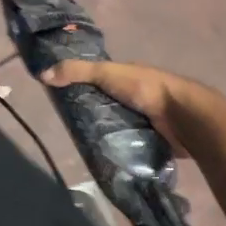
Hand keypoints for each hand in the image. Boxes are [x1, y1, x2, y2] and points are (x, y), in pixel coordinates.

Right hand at [39, 59, 215, 156]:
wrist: (184, 117)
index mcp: (128, 76)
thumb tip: (41, 74)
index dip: (83, 85)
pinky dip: (121, 146)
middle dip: (94, 111)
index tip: (65, 97)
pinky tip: (106, 153)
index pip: (101, 79)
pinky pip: (132, 142)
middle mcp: (138, 96)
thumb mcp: (106, 73)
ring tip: (85, 142)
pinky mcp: (155, 139)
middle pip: (109, 103)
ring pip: (120, 123)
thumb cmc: (144, 88)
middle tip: (73, 123)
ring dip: (108, 131)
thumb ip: (76, 72)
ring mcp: (148, 118)